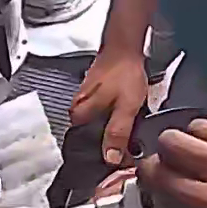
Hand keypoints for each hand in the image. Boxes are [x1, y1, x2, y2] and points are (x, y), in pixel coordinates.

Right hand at [70, 49, 147, 165]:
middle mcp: (76, 111)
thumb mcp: (126, 107)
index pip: (88, 148)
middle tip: (130, 148)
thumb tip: (110, 158)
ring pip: (97, 129)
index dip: (107, 156)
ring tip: (129, 135)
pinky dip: (111, 122)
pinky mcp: (92, 98)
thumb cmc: (124, 73)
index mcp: (79, 116)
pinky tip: (123, 120)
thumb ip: (118, 133)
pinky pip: (100, 118)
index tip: (123, 159)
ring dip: (112, 134)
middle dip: (110, 146)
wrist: (124, 48)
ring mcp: (83, 104)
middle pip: (92, 140)